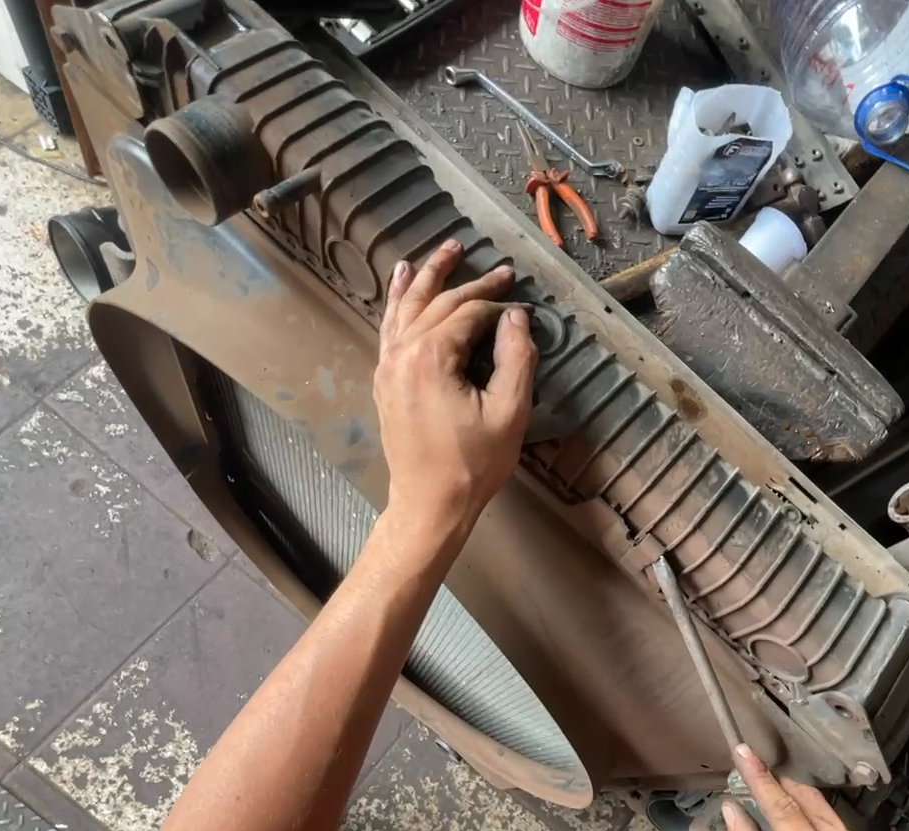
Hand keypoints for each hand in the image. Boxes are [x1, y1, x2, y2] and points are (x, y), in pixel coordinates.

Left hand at [375, 238, 536, 535]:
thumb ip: (517, 358)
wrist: (430, 503)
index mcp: (431, 357)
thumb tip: (517, 317)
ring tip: (446, 250)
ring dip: (427, 275)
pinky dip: (398, 300)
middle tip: (500, 269)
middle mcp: (402, 353)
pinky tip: (401, 281)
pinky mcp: (385, 379)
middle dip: (471, 283)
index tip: (524, 305)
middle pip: (439, 304)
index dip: (499, 305)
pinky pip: (390, 327)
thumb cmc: (473, 464)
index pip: (469, 314)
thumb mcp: (509, 413)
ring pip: (408, 306)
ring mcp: (387, 365)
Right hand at [726, 744, 908, 830]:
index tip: (743, 751)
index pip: (790, 814)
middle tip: (748, 762)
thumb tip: (734, 810)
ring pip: (829, 815)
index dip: (763, 780)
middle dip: (779, 782)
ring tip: (764, 780)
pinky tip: (790, 811)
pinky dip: (811, 816)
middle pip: (813, 806)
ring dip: (795, 796)